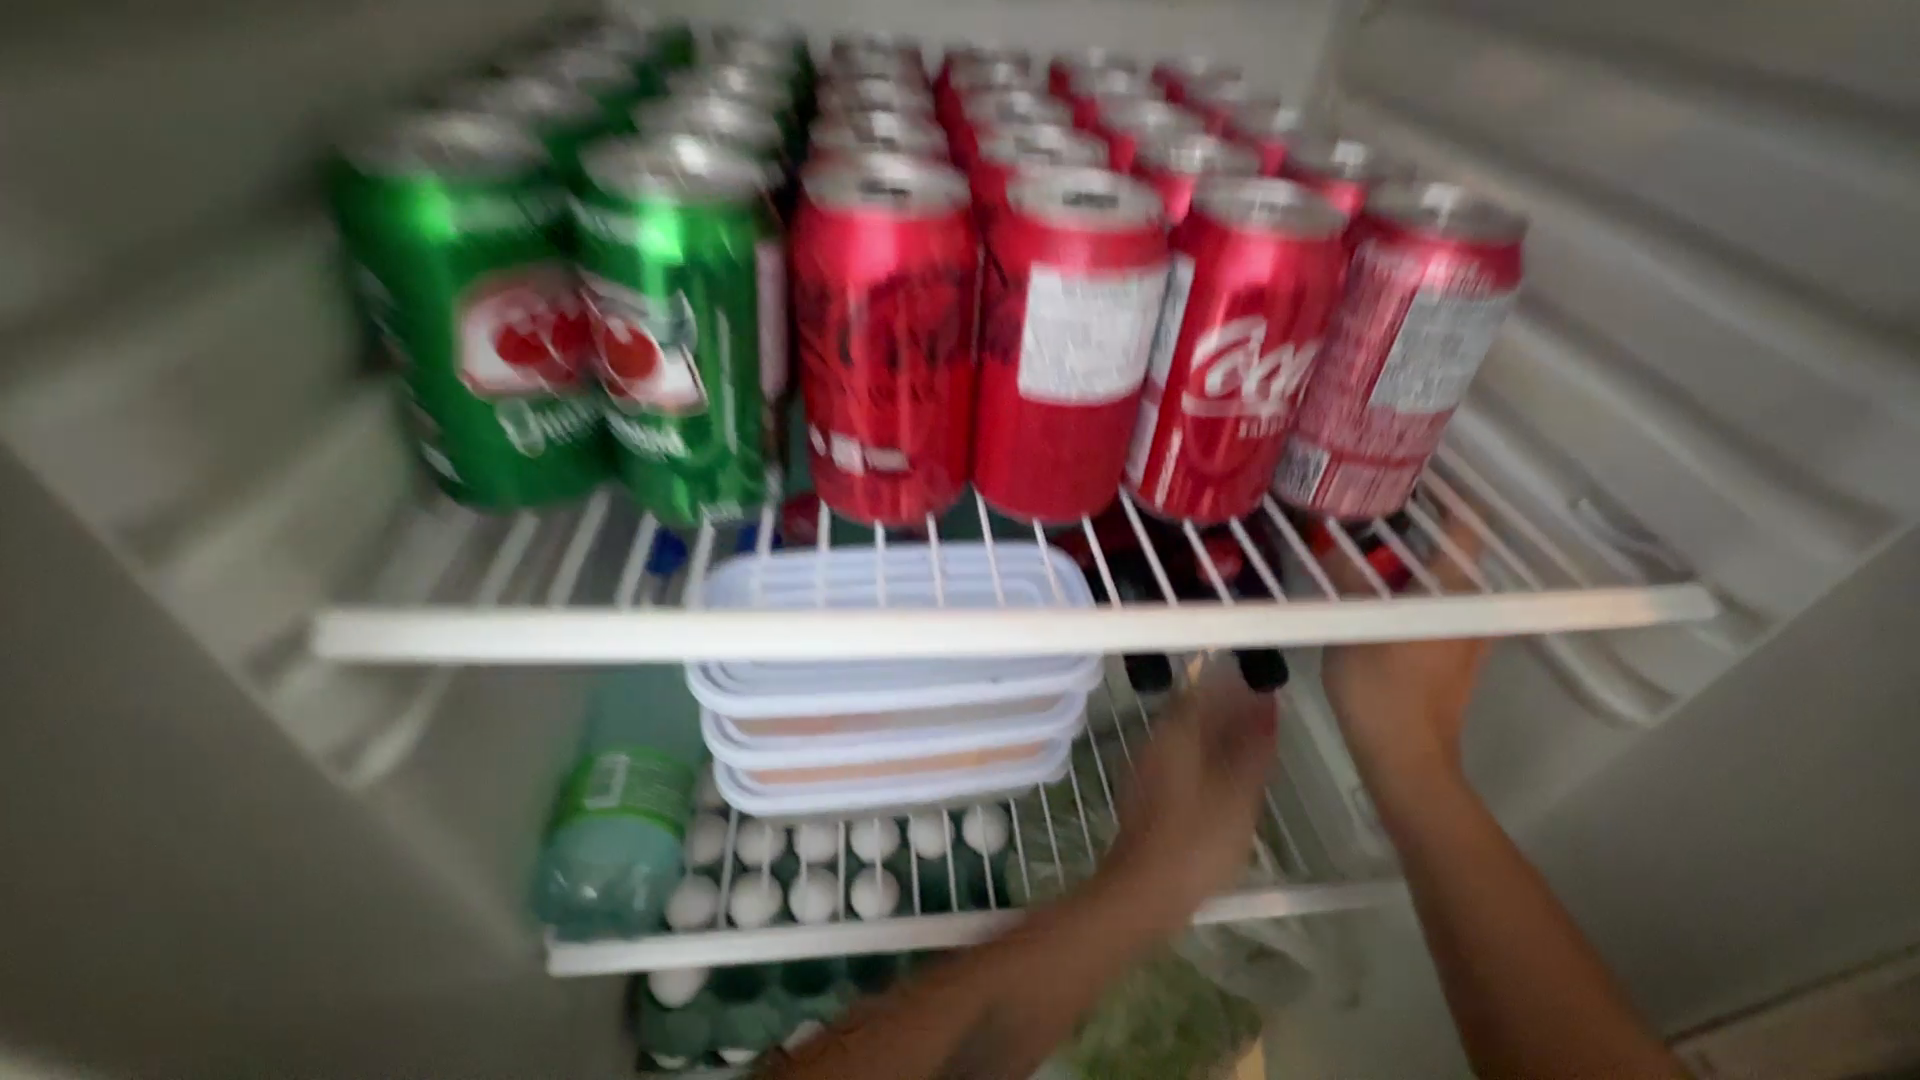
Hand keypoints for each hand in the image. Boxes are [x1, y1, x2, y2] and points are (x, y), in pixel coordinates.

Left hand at [1097, 664, 1278, 934]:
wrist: (1145, 891)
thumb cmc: (1196, 841)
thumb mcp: (1238, 793)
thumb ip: (1254, 747)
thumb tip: (1268, 704)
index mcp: (1175, 733)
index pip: (1205, 690)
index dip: (1235, 686)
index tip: (1266, 686)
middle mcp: (1156, 742)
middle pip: (1194, 711)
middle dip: (1230, 708)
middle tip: (1268, 714)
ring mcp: (1148, 768)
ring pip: (1188, 737)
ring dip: (1220, 733)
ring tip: (1257, 742)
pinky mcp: (1148, 794)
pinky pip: (1182, 760)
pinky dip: (1208, 758)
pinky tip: (1229, 776)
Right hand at [1321, 517, 1490, 785]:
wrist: (1406, 755)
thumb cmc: (1381, 686)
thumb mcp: (1351, 623)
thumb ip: (1343, 577)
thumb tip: (1326, 539)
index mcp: (1455, 589)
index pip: (1461, 525)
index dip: (1441, 496)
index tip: (1406, 476)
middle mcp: (1471, 604)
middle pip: (1441, 551)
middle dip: (1402, 531)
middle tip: (1357, 513)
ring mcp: (1466, 633)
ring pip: (1433, 581)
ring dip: (1399, 565)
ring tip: (1354, 551)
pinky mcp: (1452, 655)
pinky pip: (1429, 606)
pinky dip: (1402, 593)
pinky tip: (1366, 597)